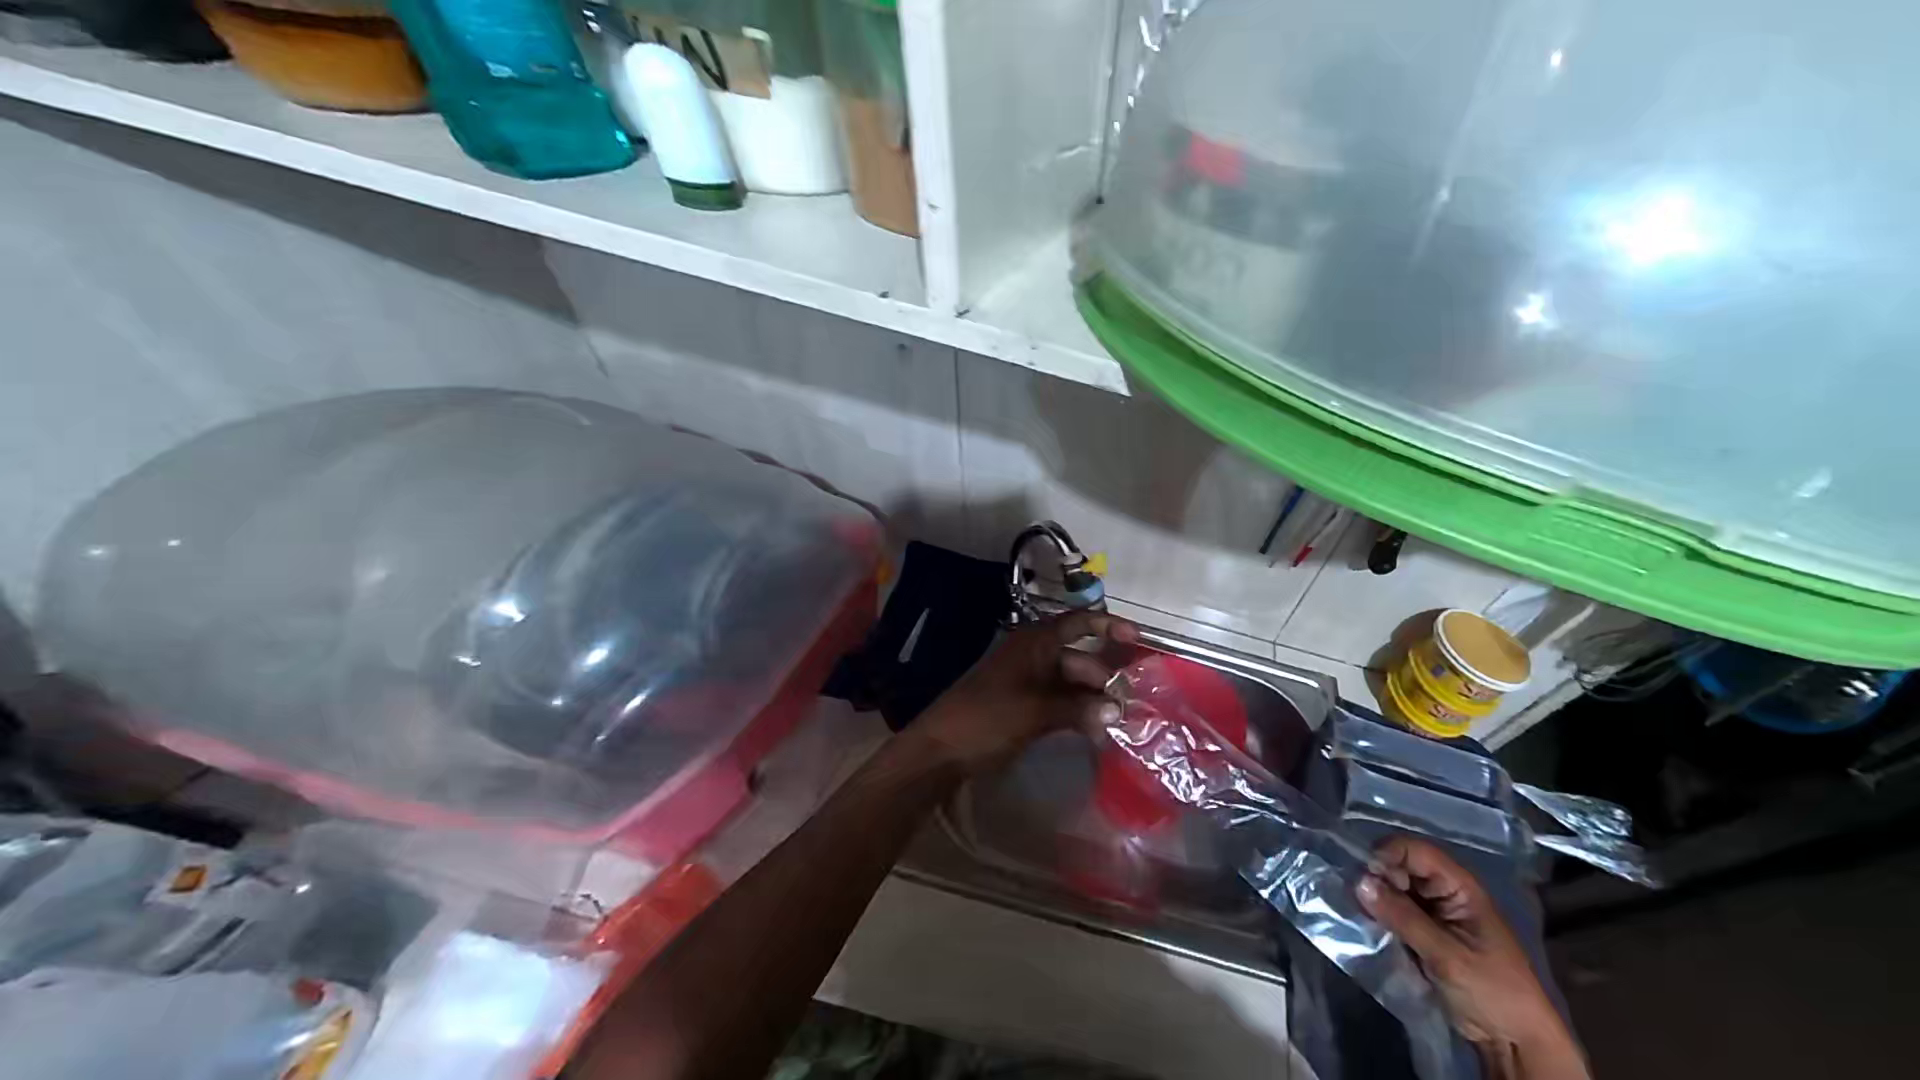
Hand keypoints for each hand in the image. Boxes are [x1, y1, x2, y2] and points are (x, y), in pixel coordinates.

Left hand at [910, 612, 1137, 774]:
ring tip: (1120, 723)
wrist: (941, 749)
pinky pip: (1060, 703)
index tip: (1139, 638)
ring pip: (1071, 684)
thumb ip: (1078, 709)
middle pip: (1079, 658)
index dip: (1108, 625)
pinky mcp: (1025, 706)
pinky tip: (1098, 731)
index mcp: (1034, 644)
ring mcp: (1028, 682)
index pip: (1077, 623)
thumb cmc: (987, 718)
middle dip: (1105, 678)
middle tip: (1134, 704)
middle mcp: (1034, 656)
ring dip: (1093, 700)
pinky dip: (1078, 713)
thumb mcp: (1035, 712)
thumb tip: (1117, 711)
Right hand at [1358, 837, 1589, 1079]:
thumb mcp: (1448, 956)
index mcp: (1460, 888)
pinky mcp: (1421, 930)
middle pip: (1400, 864)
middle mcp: (1444, 891)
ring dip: (1375, 896)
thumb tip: (1359, 881)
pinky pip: (1392, 909)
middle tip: (1360, 898)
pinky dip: (1377, 912)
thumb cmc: (1493, 993)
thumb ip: (1403, 917)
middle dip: (1377, 876)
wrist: (1516, 1042)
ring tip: (1359, 911)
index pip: (1415, 851)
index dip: (1386, 855)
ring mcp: (1433, 911)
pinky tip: (1366, 922)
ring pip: (1392, 886)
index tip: (1364, 876)